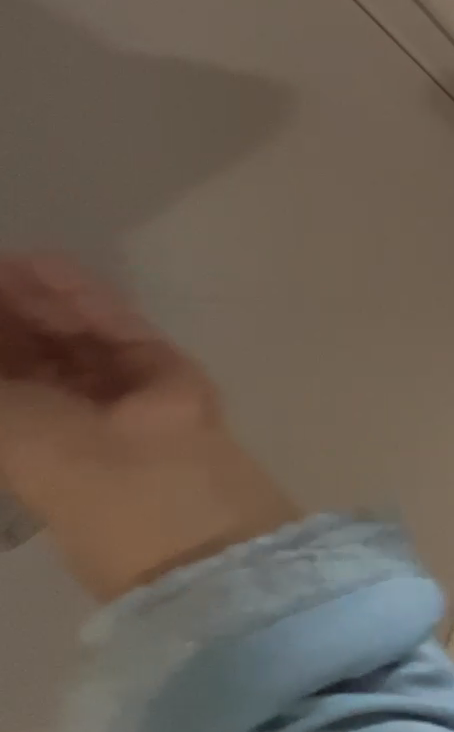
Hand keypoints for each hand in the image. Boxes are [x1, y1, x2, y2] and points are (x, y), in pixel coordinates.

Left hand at [0, 256, 296, 599]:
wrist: (149, 472)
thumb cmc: (53, 458)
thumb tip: (4, 332)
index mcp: (17, 420)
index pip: (0, 366)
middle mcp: (62, 399)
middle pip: (29, 345)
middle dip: (7, 310)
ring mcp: (116, 378)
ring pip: (72, 329)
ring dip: (40, 296)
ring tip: (13, 259)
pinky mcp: (159, 360)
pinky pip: (116, 325)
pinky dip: (85, 296)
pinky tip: (52, 266)